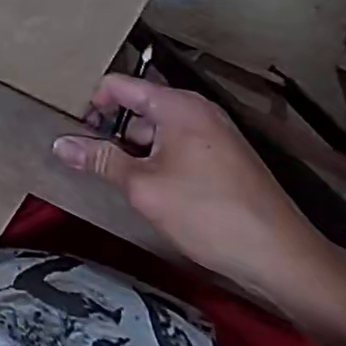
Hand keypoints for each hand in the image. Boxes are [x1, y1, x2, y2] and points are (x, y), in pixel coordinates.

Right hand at [53, 75, 345, 311]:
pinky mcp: (221, 157)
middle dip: (111, 131)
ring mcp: (212, 133)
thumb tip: (61, 144)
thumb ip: (100, 160)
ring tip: (118, 180)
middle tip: (91, 160)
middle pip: (136, 107)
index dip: (91, 105)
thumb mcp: (143, 187)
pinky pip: (175, 147)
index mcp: (177, 106)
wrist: (284, 259)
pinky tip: (150, 191)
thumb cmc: (212, 215)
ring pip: (155, 131)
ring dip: (133, 151)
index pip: (118, 85)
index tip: (76, 132)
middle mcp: (196, 110)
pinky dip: (156, 161)